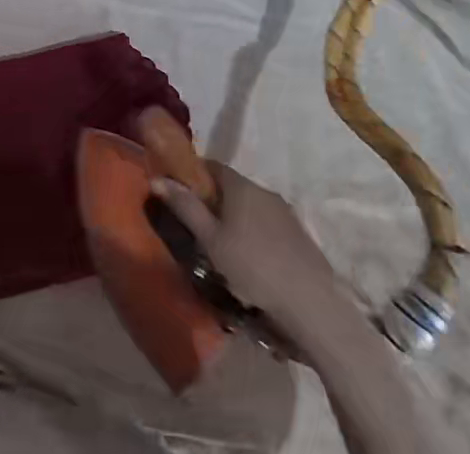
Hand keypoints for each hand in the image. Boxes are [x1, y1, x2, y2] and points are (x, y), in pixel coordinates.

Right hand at [152, 163, 353, 350]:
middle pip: (232, 185)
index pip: (212, 165)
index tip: (179, 190)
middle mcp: (265, 191)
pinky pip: (267, 222)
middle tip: (197, 223)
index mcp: (241, 186)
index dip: (193, 173)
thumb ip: (185, 207)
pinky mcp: (299, 234)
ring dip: (234, 216)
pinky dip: (253, 230)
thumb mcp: (210, 240)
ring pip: (250, 205)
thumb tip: (157, 179)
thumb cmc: (252, 267)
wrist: (311, 303)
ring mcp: (286, 212)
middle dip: (213, 198)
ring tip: (222, 244)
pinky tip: (250, 257)